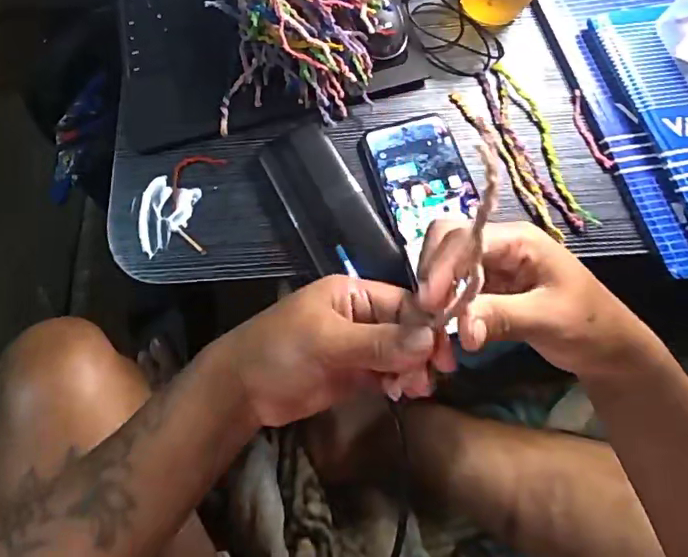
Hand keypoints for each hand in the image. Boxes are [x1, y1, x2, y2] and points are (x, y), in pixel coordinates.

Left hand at [213, 276, 443, 427]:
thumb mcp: (328, 342)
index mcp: (352, 293)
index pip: (402, 302)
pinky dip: (399, 382)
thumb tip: (429, 339)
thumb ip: (377, 342)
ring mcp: (357, 345)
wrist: (243, 389)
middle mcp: (359, 315)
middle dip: (421, 351)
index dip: (426, 324)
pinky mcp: (354, 373)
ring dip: (413, 369)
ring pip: (400, 353)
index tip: (445, 353)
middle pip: (405, 328)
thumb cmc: (280, 349)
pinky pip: (387, 373)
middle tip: (431, 378)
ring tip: (414, 390)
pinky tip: (400, 394)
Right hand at [415, 220, 632, 375]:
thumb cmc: (590, 326)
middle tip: (426, 309)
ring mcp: (493, 262)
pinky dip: (445, 302)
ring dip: (435, 288)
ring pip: (447, 261)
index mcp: (517, 238)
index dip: (442, 265)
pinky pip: (456, 285)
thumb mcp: (548, 320)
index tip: (429, 301)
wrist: (614, 350)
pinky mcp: (489, 284)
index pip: (465, 238)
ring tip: (432, 321)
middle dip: (432, 270)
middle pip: (448, 239)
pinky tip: (443, 325)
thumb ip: (501, 317)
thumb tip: (459, 329)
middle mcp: (499, 243)